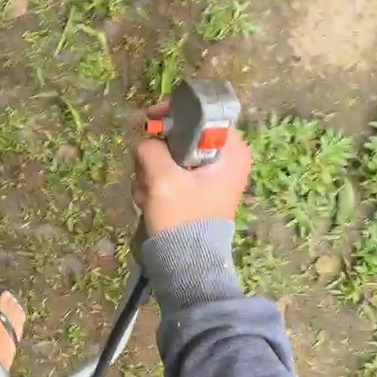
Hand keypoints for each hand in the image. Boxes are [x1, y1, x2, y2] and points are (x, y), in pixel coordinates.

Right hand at [134, 100, 252, 231]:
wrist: (186, 262)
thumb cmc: (182, 218)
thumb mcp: (163, 179)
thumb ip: (151, 151)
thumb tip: (145, 143)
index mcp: (231, 151)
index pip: (204, 115)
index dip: (175, 114)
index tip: (150, 120)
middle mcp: (226, 160)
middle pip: (183, 137)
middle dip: (157, 154)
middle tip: (146, 171)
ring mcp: (210, 178)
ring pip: (171, 158)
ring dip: (151, 173)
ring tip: (146, 193)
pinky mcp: (195, 193)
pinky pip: (170, 176)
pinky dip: (155, 185)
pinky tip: (148, 200)